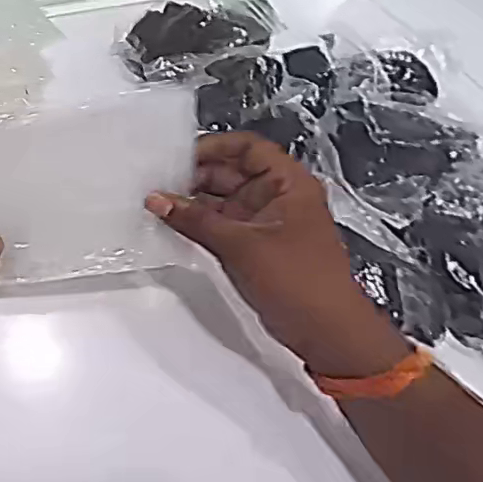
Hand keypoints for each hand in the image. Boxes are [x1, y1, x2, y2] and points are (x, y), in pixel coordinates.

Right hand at [146, 132, 408, 378]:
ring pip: (218, 197)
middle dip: (192, 175)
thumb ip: (194, 219)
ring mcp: (262, 220)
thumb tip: (154, 199)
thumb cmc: (298, 281)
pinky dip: (194, 220)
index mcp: (288, 184)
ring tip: (155, 202)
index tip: (177, 158)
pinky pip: (216, 221)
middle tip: (155, 182)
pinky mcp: (250, 243)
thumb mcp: (241, 245)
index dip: (213, 147)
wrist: (328, 334)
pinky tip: (168, 222)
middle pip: (228, 171)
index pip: (247, 147)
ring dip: (189, 200)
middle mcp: (275, 196)